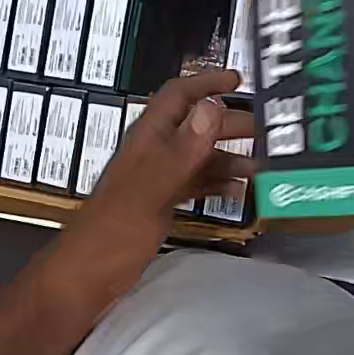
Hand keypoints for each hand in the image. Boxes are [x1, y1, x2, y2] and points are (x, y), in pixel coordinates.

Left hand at [67, 70, 254, 255]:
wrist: (87, 275)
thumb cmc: (115, 229)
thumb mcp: (153, 186)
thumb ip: (183, 148)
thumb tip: (212, 107)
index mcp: (148, 138)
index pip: (178, 95)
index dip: (206, 83)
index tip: (238, 79)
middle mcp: (153, 152)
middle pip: (195, 125)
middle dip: (229, 123)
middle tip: (266, 132)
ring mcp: (156, 179)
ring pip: (197, 156)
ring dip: (227, 157)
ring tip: (260, 166)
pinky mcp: (160, 204)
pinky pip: (193, 183)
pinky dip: (215, 183)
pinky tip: (237, 190)